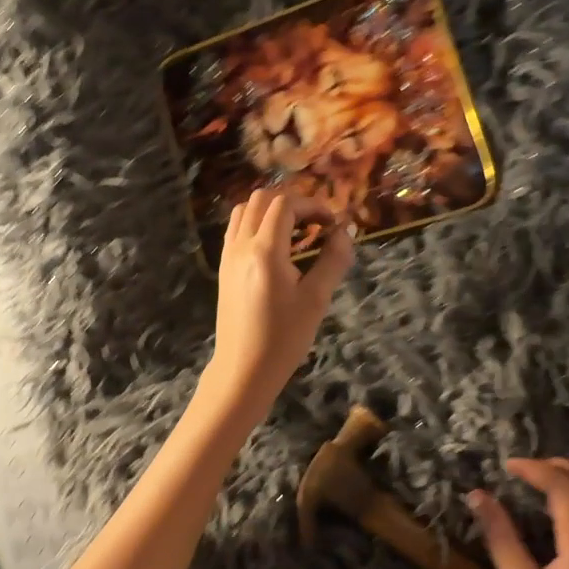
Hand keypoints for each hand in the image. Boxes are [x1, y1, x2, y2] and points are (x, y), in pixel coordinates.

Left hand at [205, 188, 353, 420]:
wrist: (243, 369)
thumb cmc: (283, 338)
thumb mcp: (316, 300)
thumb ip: (333, 260)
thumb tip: (345, 231)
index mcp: (265, 251)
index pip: (285, 205)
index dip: (312, 205)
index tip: (331, 225)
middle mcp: (241, 245)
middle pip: (262, 199)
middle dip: (293, 202)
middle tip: (316, 224)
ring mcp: (228, 255)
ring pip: (245, 209)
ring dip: (272, 210)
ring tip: (296, 232)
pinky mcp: (223, 266)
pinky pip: (236, 228)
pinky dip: (256, 223)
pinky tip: (276, 246)